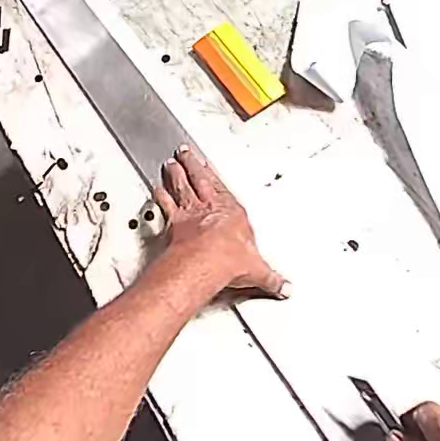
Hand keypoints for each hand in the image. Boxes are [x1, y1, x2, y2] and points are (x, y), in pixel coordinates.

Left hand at [153, 145, 287, 298]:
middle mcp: (210, 208)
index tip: (208, 165)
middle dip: (192, 165)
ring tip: (170, 163)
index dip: (213, 175)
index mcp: (232, 212)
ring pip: (181, 186)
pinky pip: (166, 204)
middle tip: (184, 152)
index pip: (222, 187)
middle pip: (199, 179)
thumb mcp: (257, 270)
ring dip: (175, 174)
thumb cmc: (228, 259)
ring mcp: (191, 213)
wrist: (205, 263)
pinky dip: (159, 195)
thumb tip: (284, 288)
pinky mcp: (175, 223)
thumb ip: (271, 278)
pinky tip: (155, 188)